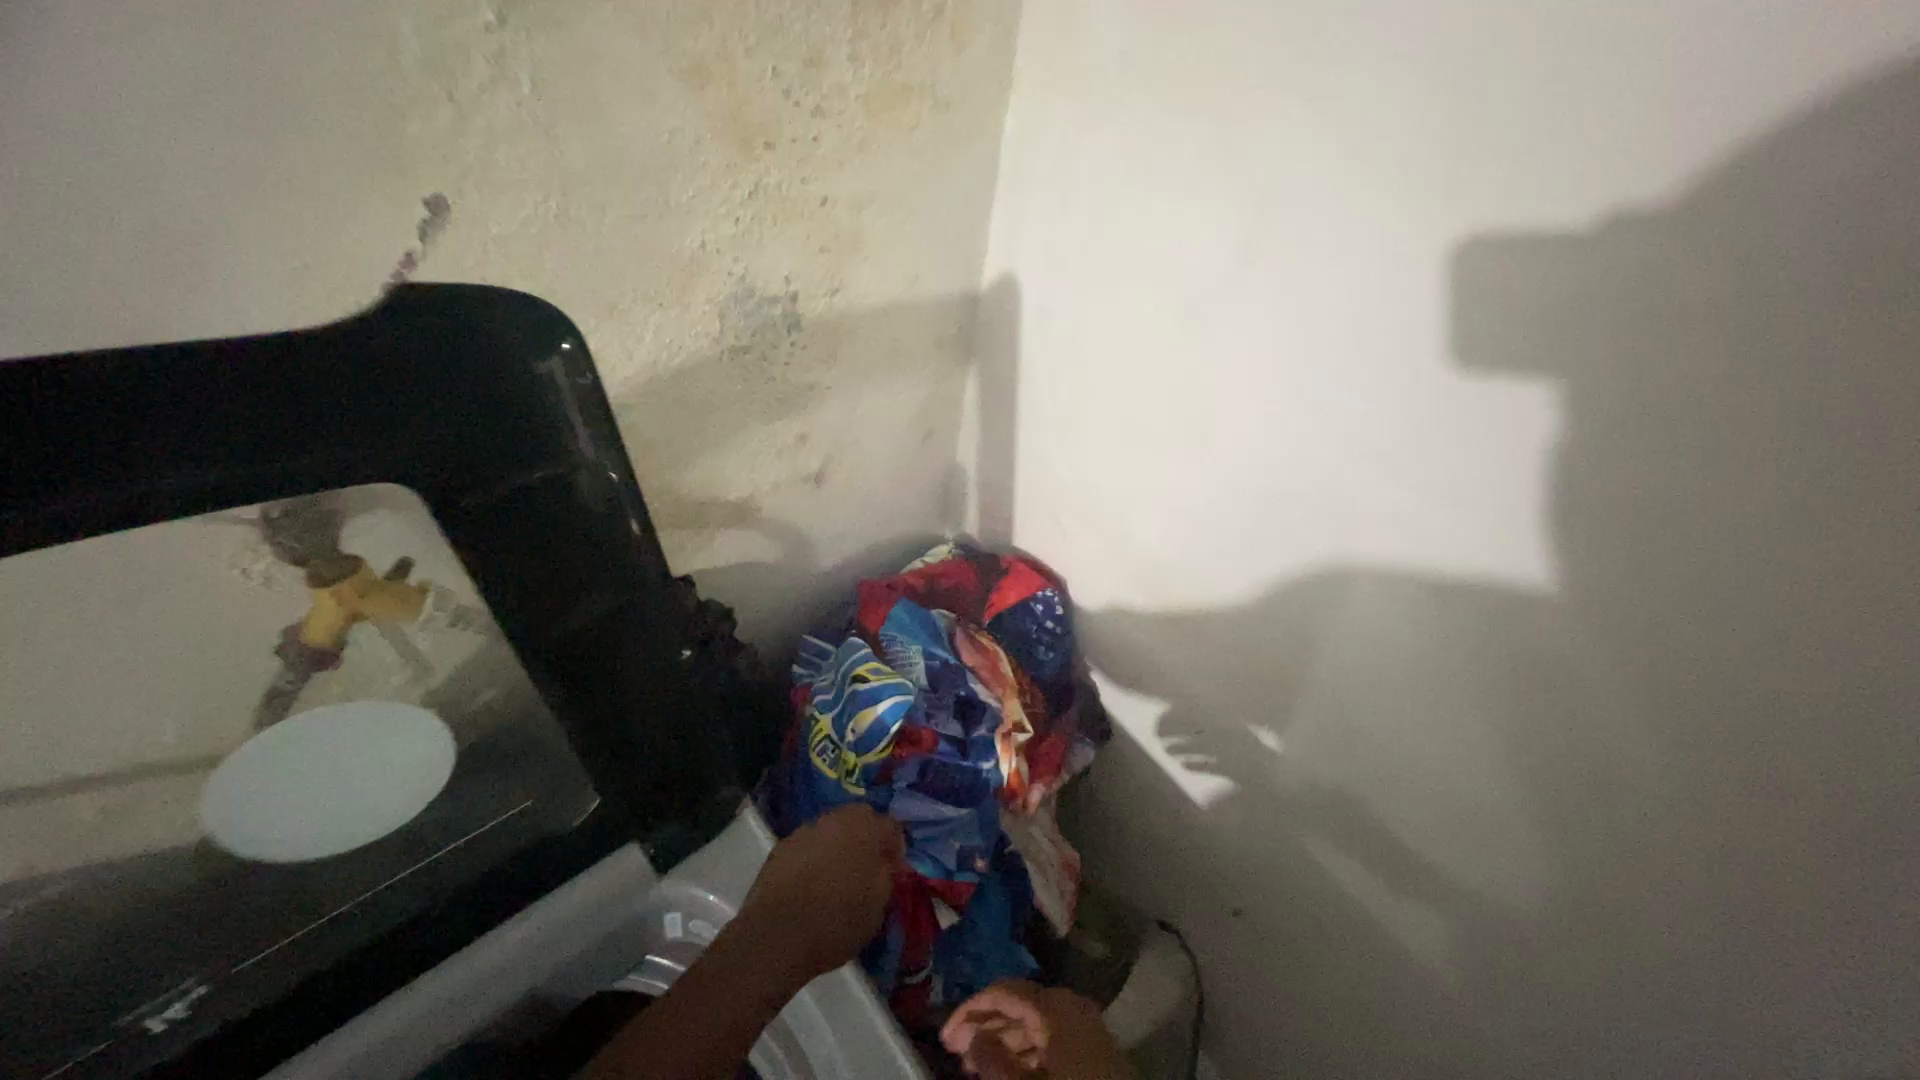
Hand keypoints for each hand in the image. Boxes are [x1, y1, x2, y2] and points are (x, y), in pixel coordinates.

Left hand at [736, 804, 903, 981]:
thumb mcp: (878, 905)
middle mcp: (835, 819)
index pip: (890, 825)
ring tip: (836, 877)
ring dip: (837, 846)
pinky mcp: (780, 848)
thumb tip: (886, 863)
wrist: (778, 935)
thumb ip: (887, 875)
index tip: (893, 869)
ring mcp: (804, 831)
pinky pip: (807, 846)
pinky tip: (811, 883)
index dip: (895, 847)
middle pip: (858, 819)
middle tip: (866, 868)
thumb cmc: (838, 921)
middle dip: (865, 838)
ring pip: (830, 831)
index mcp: (865, 828)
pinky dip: (813, 858)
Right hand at [941, 980, 1133, 1079]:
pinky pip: (1050, 1040)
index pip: (1003, 992)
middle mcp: (1070, 1006)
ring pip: (1034, 1024)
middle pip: (1018, 1005)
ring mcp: (1085, 1026)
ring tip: (975, 1067)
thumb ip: (993, 1061)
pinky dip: (1026, 1052)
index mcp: (1054, 1006)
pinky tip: (1008, 1070)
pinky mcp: (1094, 1050)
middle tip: (955, 1053)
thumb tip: (971, 1037)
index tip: (944, 1036)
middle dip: (984, 1027)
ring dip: (1003, 1041)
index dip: (969, 1011)